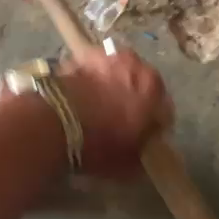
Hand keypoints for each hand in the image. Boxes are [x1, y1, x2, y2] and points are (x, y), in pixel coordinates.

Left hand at [55, 45, 171, 176]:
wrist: (55, 120)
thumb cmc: (99, 144)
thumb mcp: (127, 164)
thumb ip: (142, 154)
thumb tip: (144, 153)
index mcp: (154, 89)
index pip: (163, 109)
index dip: (154, 126)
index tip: (143, 138)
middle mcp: (136, 65)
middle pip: (141, 84)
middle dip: (135, 98)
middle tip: (121, 119)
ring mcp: (108, 56)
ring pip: (118, 72)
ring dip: (114, 84)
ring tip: (100, 104)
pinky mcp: (83, 54)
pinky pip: (95, 68)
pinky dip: (93, 78)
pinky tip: (83, 94)